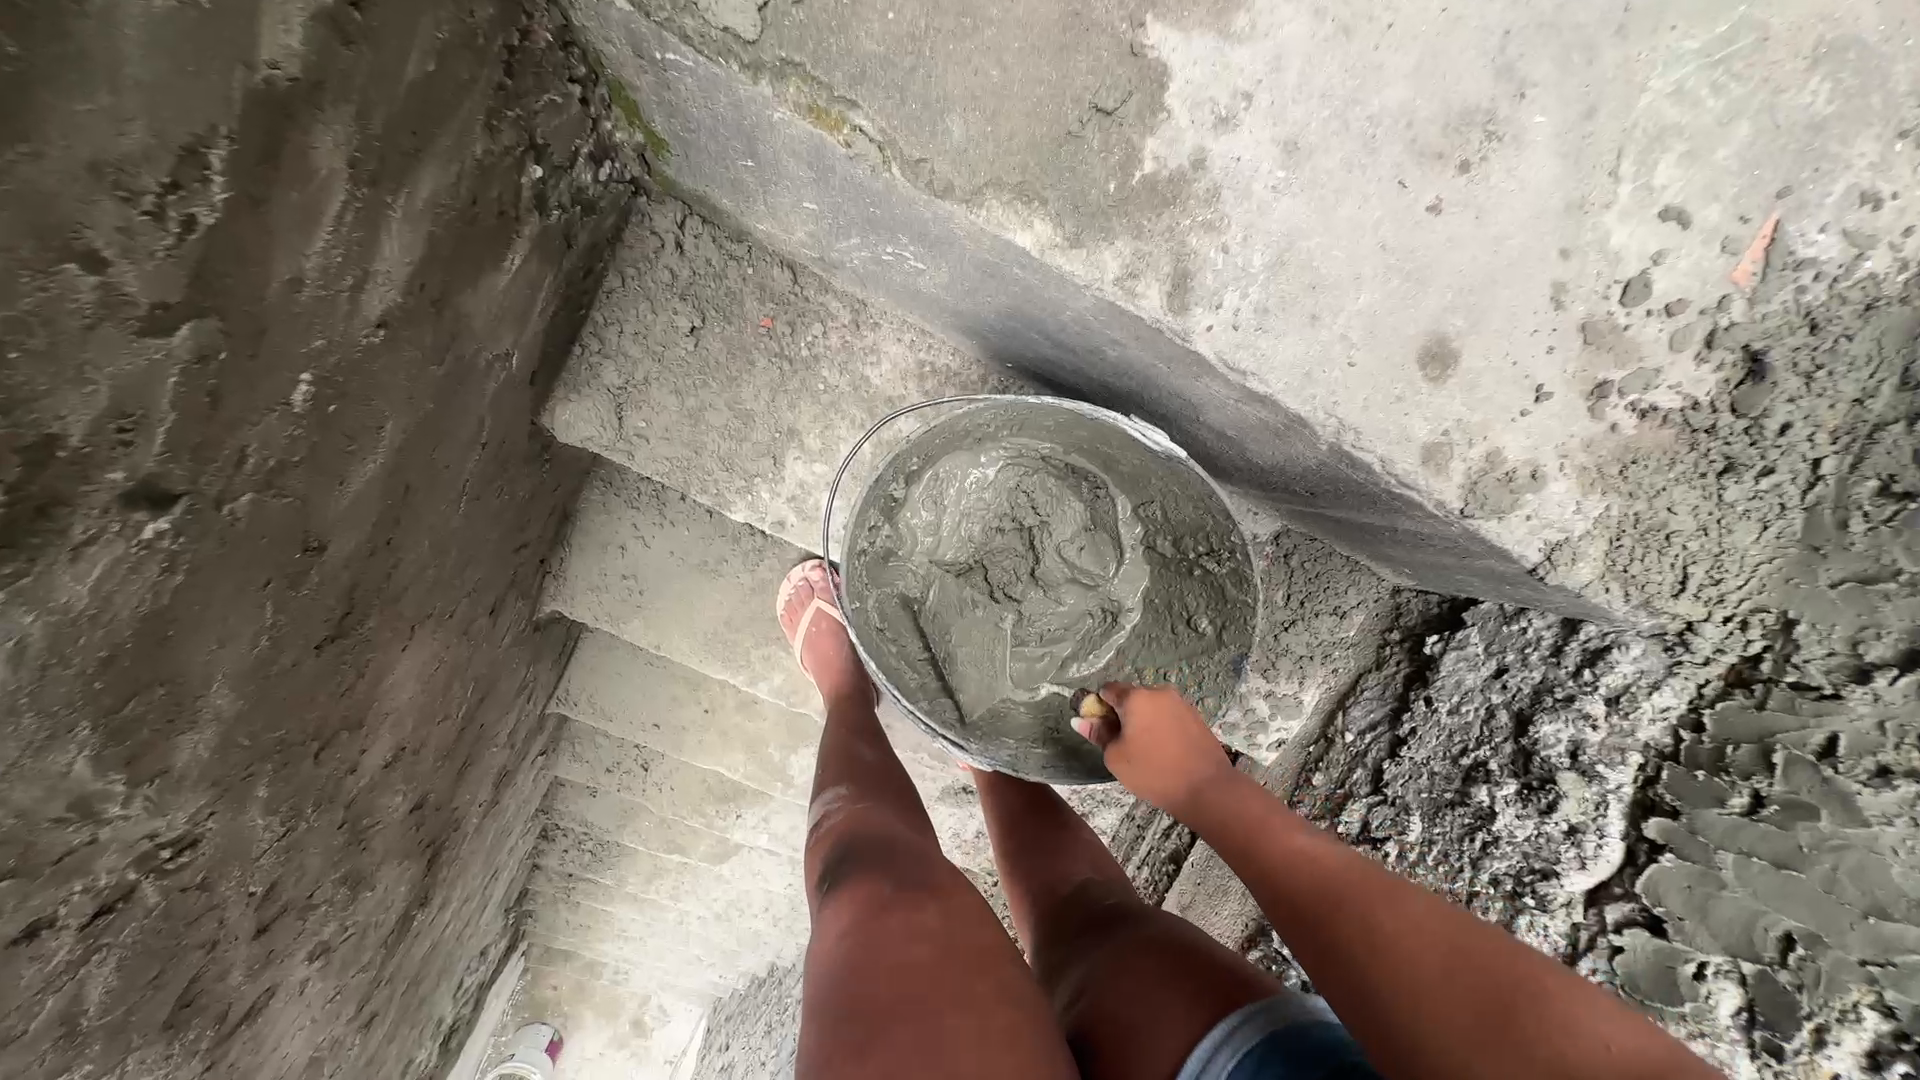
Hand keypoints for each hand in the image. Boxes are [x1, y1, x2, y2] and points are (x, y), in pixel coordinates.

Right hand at [1071, 683, 1234, 816]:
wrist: (1206, 788)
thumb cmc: (1153, 772)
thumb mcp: (1116, 756)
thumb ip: (1098, 733)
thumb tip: (1080, 719)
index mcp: (1136, 697)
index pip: (1108, 689)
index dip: (1099, 707)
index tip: (1102, 730)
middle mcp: (1159, 692)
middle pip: (1131, 696)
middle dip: (1123, 714)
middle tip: (1123, 744)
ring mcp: (1180, 703)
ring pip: (1151, 707)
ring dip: (1143, 721)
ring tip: (1146, 750)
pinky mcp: (1196, 717)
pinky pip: (1169, 716)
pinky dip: (1161, 727)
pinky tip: (1165, 751)